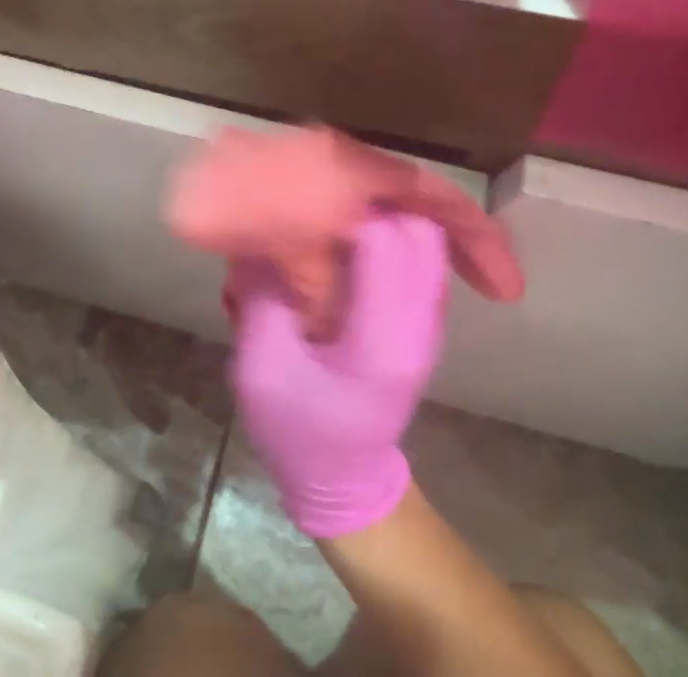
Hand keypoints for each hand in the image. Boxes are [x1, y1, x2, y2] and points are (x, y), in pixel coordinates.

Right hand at [229, 212, 448, 538]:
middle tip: (312, 211)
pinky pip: (414, 256)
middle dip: (364, 206)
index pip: (384, 240)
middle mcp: (420, 323)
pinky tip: (336, 252)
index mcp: (383, 341)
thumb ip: (262, 299)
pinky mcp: (419, 317)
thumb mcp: (261, 370)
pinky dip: (379, 240)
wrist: (343, 480)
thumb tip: (260, 233)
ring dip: (374, 220)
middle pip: (417, 227)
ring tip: (321, 228)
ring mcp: (427, 319)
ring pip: (421, 236)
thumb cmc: (297, 432)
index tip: (295, 213)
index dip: (338, 212)